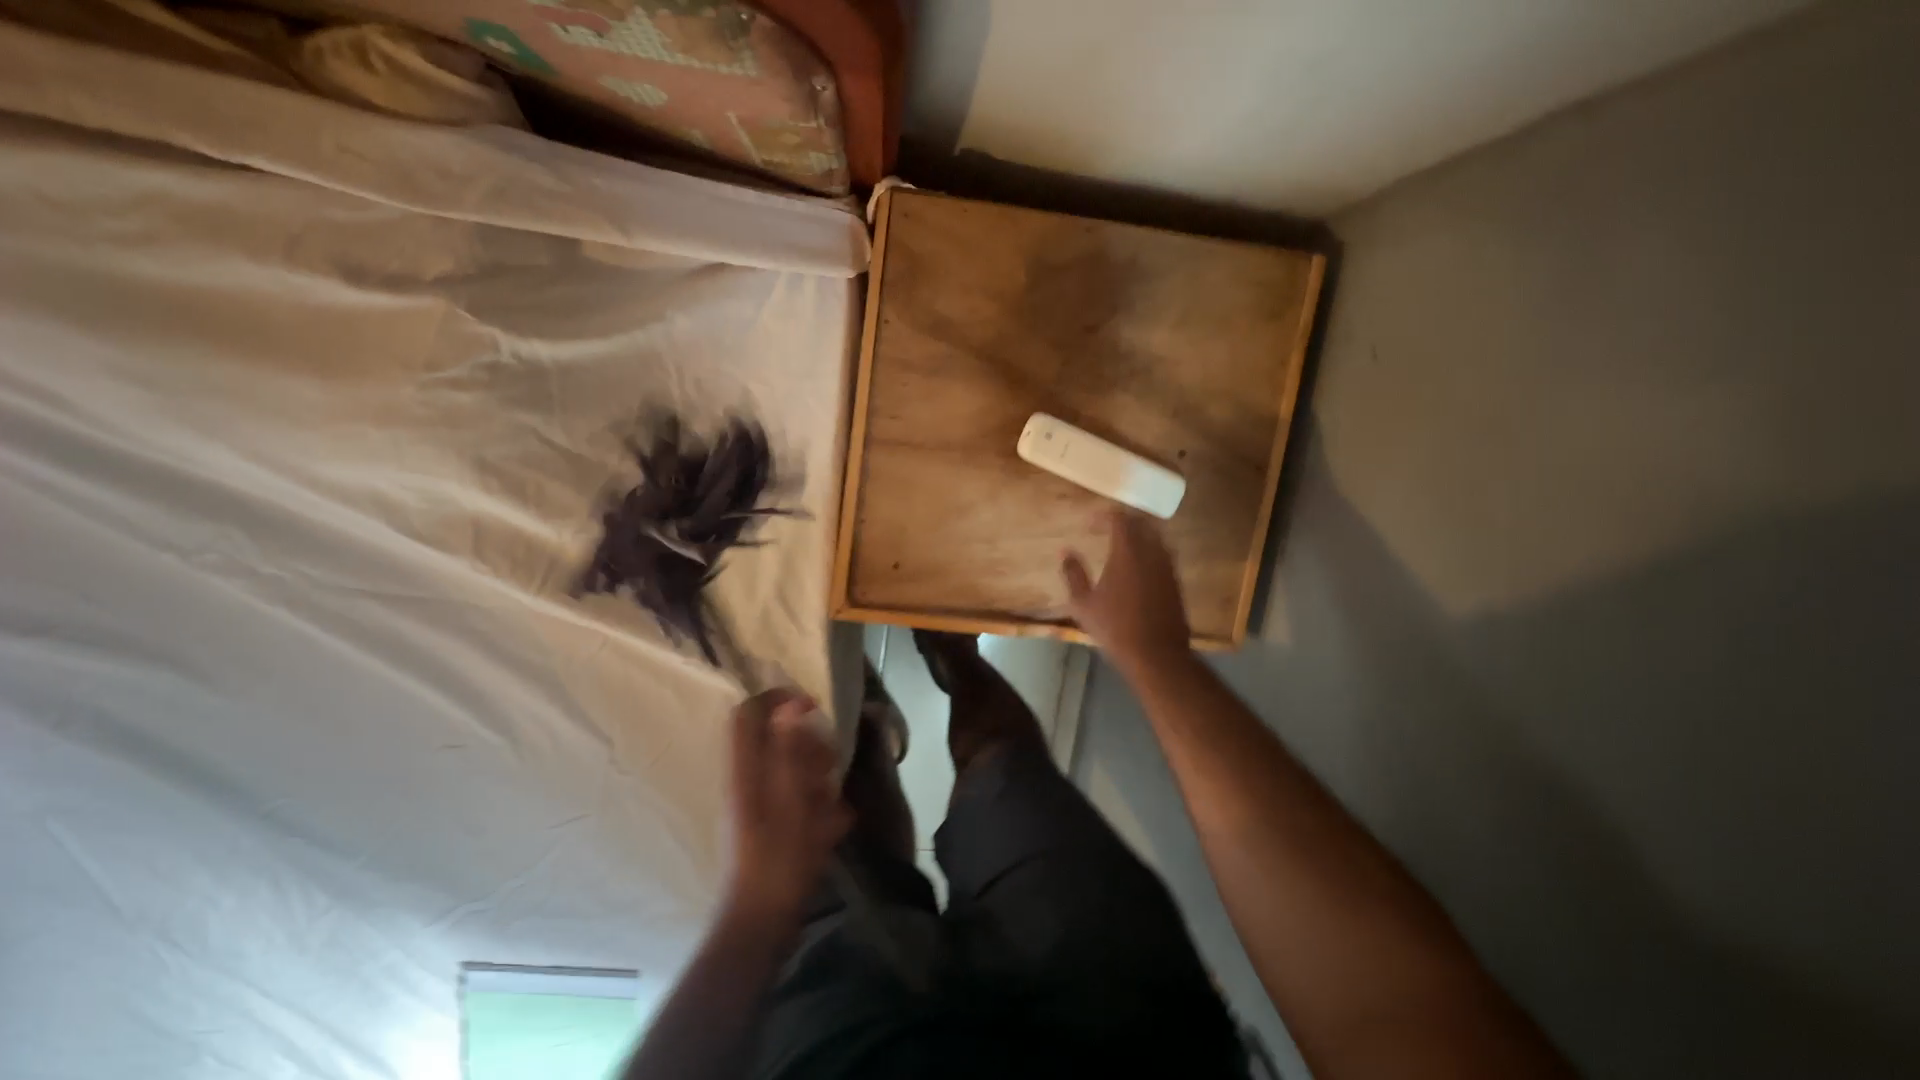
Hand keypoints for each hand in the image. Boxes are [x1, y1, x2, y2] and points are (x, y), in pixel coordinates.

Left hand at [723, 689, 850, 924]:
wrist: (763, 924)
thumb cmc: (778, 861)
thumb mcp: (791, 801)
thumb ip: (789, 752)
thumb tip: (790, 706)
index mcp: (745, 771)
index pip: (748, 714)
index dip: (778, 700)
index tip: (813, 706)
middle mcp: (748, 783)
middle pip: (775, 741)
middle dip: (808, 745)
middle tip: (829, 764)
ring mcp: (759, 808)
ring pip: (790, 771)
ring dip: (816, 777)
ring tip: (833, 799)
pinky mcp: (772, 831)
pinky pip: (798, 803)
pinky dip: (817, 808)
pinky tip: (833, 826)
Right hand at [1062, 508, 1191, 672]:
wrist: (1156, 654)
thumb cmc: (1115, 628)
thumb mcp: (1083, 604)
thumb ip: (1073, 573)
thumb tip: (1065, 552)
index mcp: (1127, 552)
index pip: (1119, 519)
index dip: (1103, 516)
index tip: (1089, 523)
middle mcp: (1151, 552)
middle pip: (1141, 523)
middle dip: (1123, 521)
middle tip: (1106, 528)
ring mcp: (1167, 566)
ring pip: (1156, 537)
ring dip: (1139, 534)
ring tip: (1123, 544)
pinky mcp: (1176, 581)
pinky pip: (1164, 554)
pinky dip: (1150, 551)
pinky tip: (1139, 566)